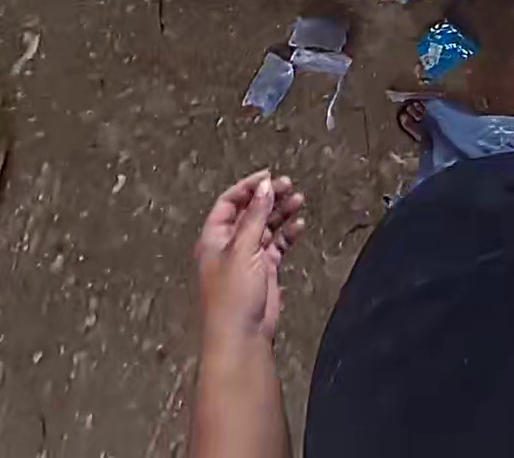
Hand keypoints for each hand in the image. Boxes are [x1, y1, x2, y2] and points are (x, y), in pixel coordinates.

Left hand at [193, 170, 305, 346]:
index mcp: (214, 238)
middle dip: (268, 197)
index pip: (229, 202)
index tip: (269, 176)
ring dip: (281, 212)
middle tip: (289, 186)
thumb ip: (256, 215)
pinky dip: (288, 234)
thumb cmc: (232, 296)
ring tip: (299, 200)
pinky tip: (300, 225)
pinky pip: (277, 244)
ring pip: (266, 226)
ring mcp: (247, 257)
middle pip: (250, 212)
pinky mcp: (263, 270)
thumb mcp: (243, 248)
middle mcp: (229, 245)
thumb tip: (265, 186)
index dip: (247, 187)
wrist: (241, 337)